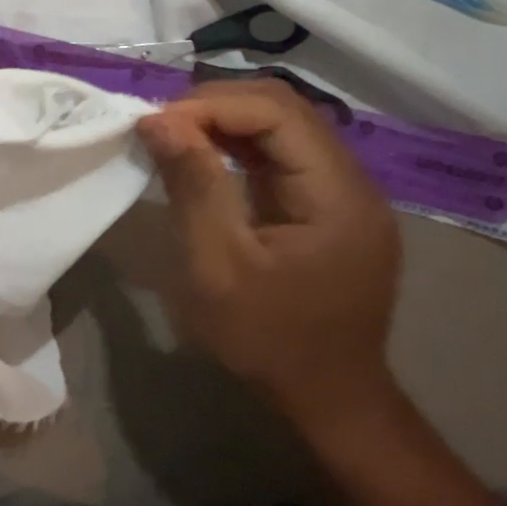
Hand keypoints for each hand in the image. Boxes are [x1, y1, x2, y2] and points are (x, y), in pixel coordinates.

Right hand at [136, 79, 401, 423]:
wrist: (327, 400)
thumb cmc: (269, 339)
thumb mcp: (218, 266)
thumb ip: (193, 186)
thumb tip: (157, 118)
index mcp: (338, 196)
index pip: (278, 113)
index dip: (212, 105)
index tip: (155, 125)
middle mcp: (351, 183)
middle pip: (284, 108)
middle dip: (215, 105)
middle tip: (159, 127)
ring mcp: (340, 194)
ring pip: (281, 125)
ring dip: (221, 120)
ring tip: (170, 137)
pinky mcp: (322, 206)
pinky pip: (278, 152)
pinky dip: (233, 143)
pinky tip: (198, 156)